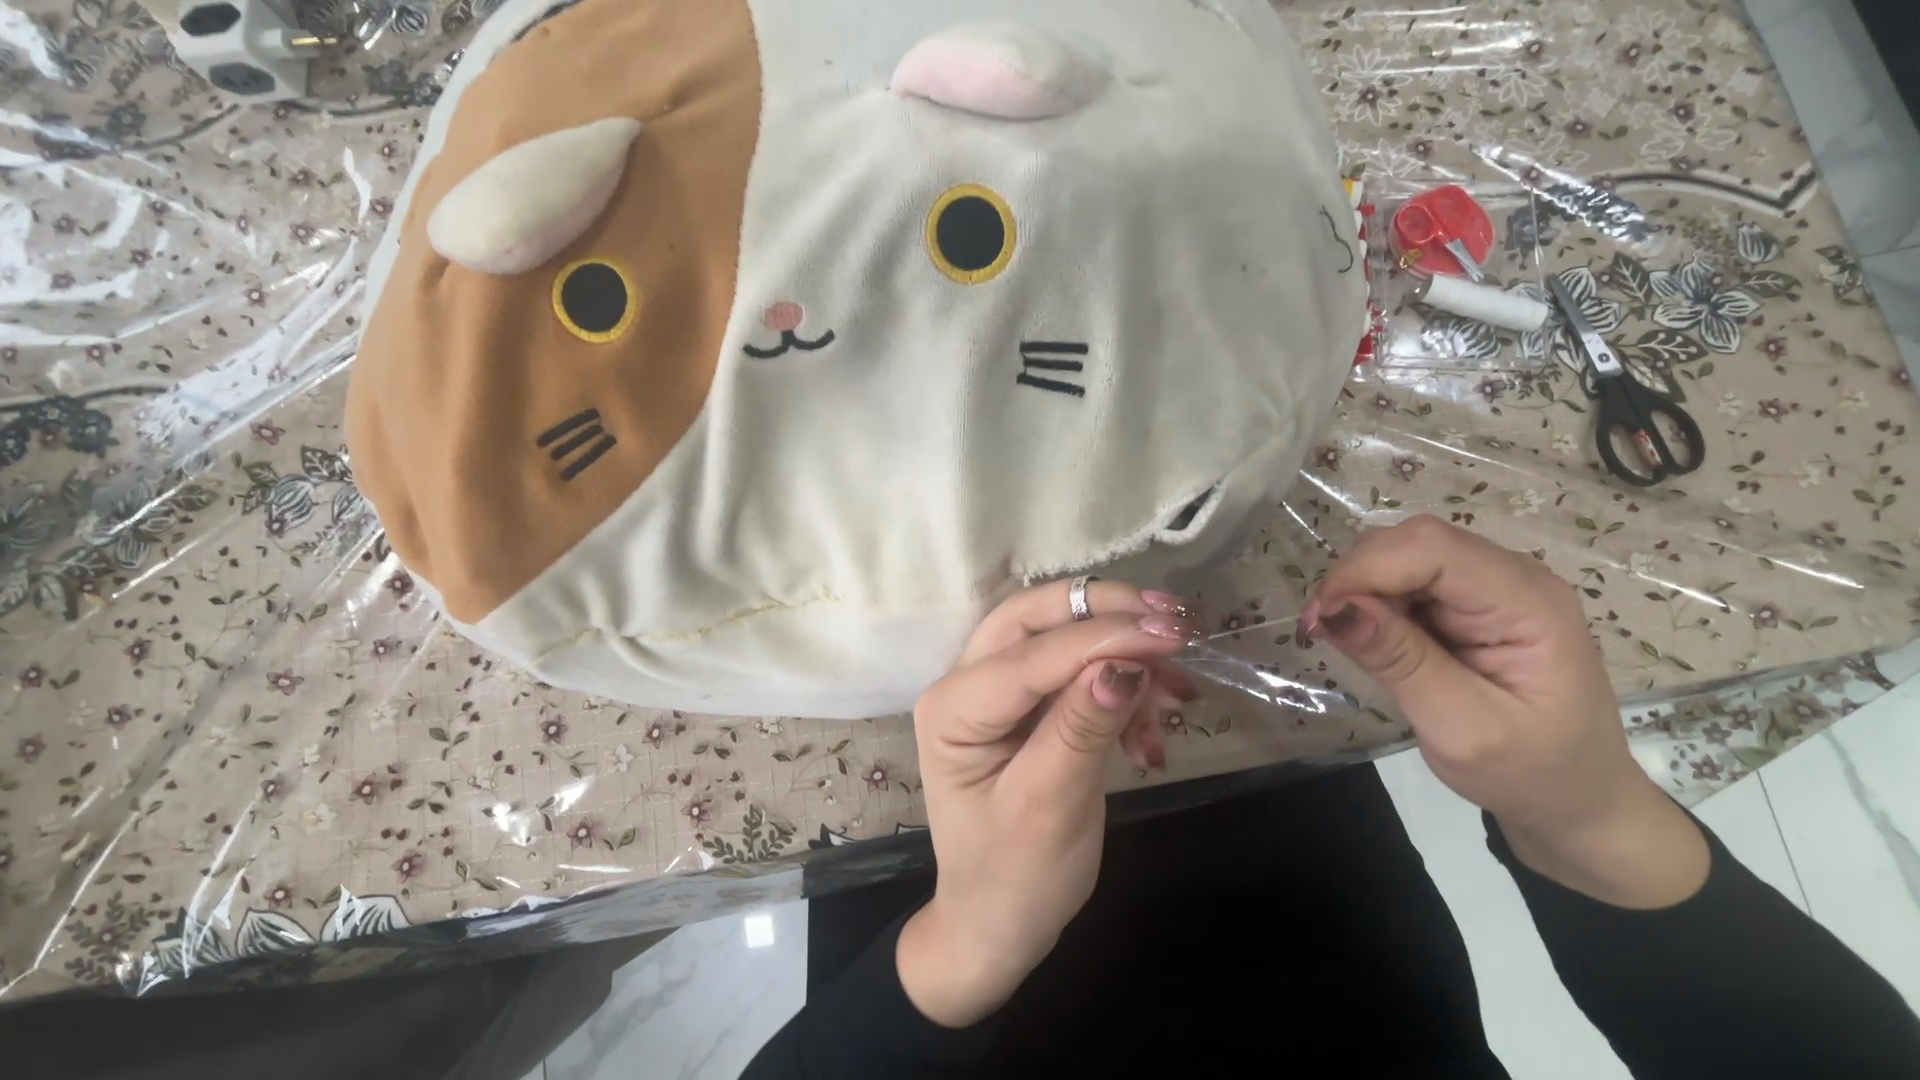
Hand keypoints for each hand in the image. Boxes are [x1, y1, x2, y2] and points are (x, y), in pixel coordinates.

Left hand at [897, 581, 1201, 1026]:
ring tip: (1176, 697)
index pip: (1031, 654)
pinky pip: (1078, 671)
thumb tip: (1126, 662)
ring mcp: (997, 691)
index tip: (1175, 635)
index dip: (1103, 637)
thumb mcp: (1050, 809)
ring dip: (1123, 654)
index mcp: (953, 708)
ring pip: (1060, 636)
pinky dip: (1122, 687)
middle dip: (1105, 612)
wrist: (1000, 924)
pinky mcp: (1030, 706)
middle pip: (1035, 617)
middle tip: (1175, 624)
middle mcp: (966, 685)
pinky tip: (1153, 733)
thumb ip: (1082, 730)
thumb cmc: (1013, 876)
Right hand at [1306, 516, 1707, 907]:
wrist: (1579, 801)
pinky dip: (1375, 601)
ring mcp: (1492, 587)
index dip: (1364, 570)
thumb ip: (1402, 663)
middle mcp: (1513, 578)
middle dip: (1358, 578)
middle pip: (1414, 542)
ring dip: (1363, 589)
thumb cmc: (1531, 773)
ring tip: (1351, 643)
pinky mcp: (1471, 602)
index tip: (1320, 621)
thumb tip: (1335, 609)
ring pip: (1404, 555)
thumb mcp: (1462, 729)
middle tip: (1324, 634)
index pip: (1430, 548)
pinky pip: (1408, 579)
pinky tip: (1373, 640)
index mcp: (1527, 603)